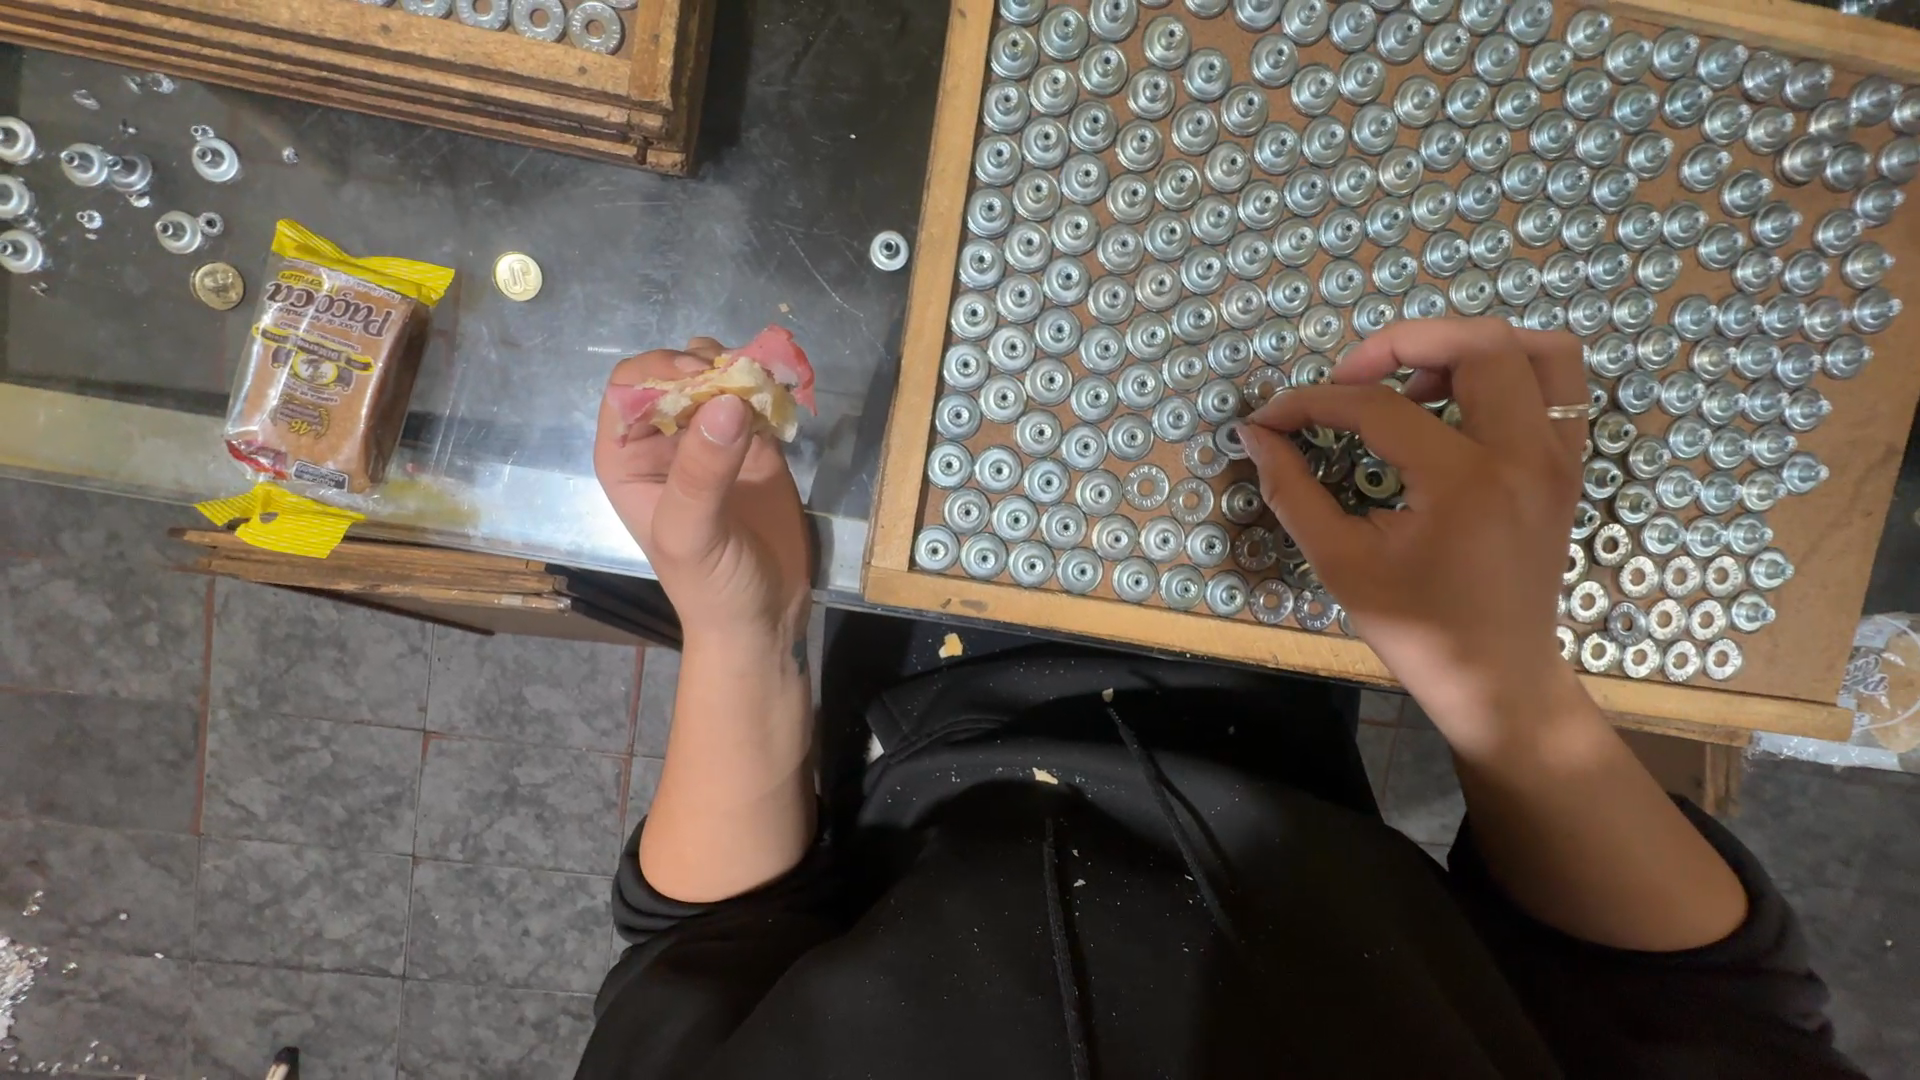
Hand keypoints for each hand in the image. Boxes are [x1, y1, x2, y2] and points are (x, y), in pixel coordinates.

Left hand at [593, 338, 811, 640]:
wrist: (765, 619)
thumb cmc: (710, 586)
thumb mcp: (692, 534)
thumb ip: (701, 472)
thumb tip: (728, 401)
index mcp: (629, 459)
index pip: (629, 390)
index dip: (660, 372)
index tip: (701, 378)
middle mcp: (666, 444)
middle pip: (676, 376)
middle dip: (706, 365)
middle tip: (741, 377)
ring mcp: (714, 443)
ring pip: (717, 381)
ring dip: (740, 370)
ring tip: (764, 379)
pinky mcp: (758, 449)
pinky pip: (757, 403)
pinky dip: (771, 391)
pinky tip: (784, 395)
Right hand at [1242, 319, 1587, 754]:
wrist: (1494, 674)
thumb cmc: (1412, 625)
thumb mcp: (1336, 559)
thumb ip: (1291, 489)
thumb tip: (1256, 434)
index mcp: (1462, 482)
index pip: (1377, 407)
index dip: (1311, 403)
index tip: (1272, 417)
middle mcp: (1524, 455)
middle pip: (1478, 344)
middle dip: (1400, 343)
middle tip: (1349, 377)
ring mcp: (1559, 458)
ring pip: (1539, 350)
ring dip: (1468, 347)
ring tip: (1414, 380)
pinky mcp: (1567, 468)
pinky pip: (1557, 388)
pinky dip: (1508, 373)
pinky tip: (1455, 405)